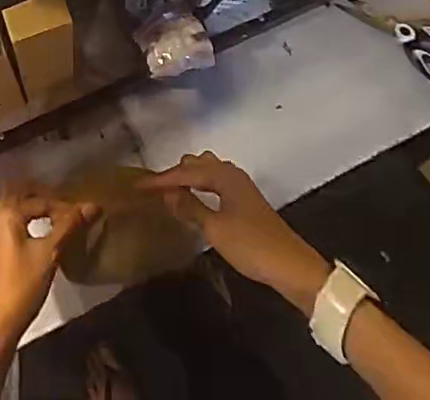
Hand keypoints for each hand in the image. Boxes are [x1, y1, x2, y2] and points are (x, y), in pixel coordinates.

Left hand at [0, 182, 98, 340]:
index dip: (63, 207)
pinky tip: (45, 234)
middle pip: (23, 194)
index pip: (40, 200)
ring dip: (37, 208)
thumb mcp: (49, 254)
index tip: (84, 217)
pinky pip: (15, 222)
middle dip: (46, 197)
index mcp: (8, 213)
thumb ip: (69, 227)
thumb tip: (93, 205)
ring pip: (18, 208)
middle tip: (69, 207)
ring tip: (61, 219)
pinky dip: (30, 220)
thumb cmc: (22, 285)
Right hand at [142, 152, 330, 313]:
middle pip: (196, 164)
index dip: (160, 179)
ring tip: (170, 192)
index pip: (184, 172)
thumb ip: (190, 208)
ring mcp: (240, 185)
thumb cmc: (251, 245)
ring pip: (207, 171)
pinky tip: (194, 198)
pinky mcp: (245, 199)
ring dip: (188, 178)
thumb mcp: (215, 229)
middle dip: (174, 174)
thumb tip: (167, 193)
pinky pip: (214, 181)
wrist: (291, 265)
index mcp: (223, 175)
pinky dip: (200, 185)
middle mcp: (231, 173)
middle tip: (153, 190)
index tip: (138, 185)